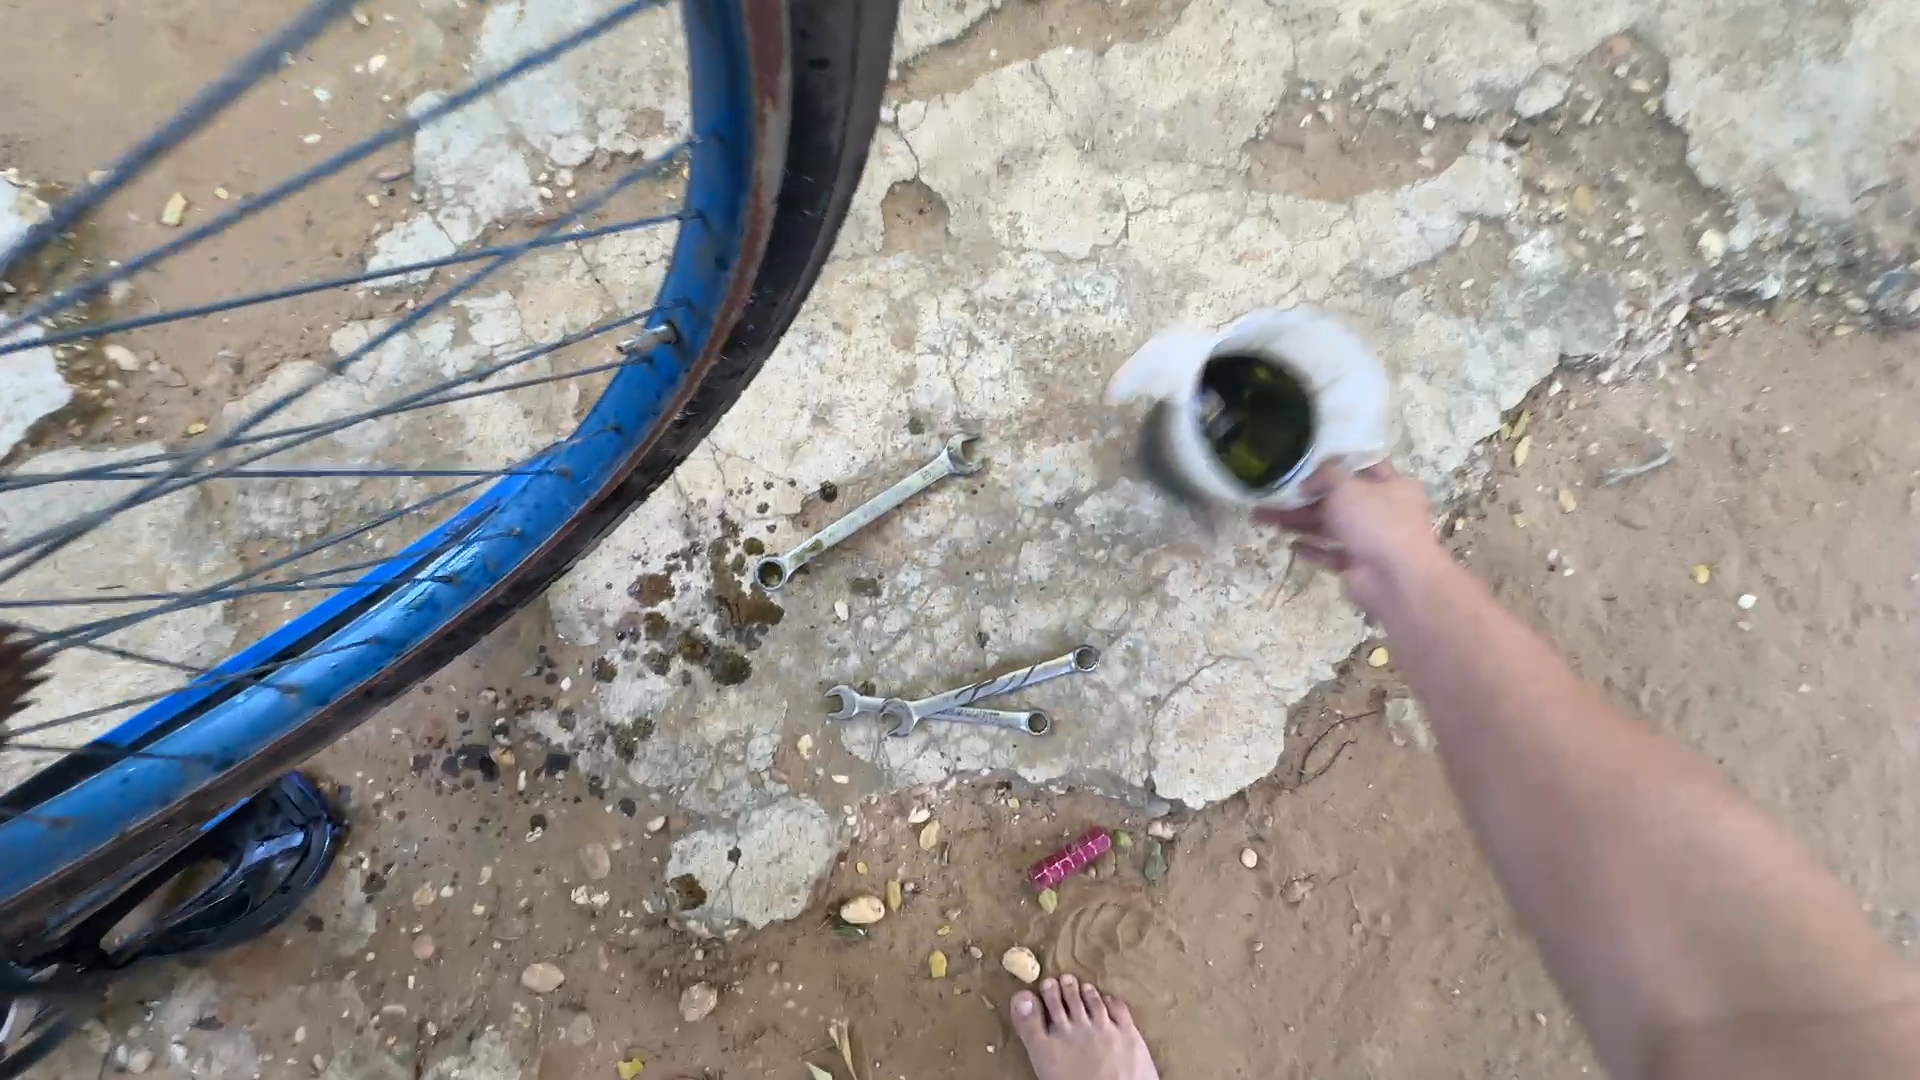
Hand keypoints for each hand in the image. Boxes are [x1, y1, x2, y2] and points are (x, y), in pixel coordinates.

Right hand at [1256, 462, 1444, 616]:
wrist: (1396, 579)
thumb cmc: (1376, 522)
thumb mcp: (1347, 487)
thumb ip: (1325, 476)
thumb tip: (1308, 481)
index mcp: (1392, 485)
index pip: (1363, 466)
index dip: (1335, 462)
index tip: (1306, 461)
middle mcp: (1384, 510)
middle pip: (1338, 499)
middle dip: (1303, 497)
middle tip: (1271, 495)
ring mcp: (1371, 539)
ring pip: (1329, 526)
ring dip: (1298, 521)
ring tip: (1264, 519)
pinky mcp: (1357, 564)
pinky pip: (1330, 552)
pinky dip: (1311, 548)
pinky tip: (1290, 545)